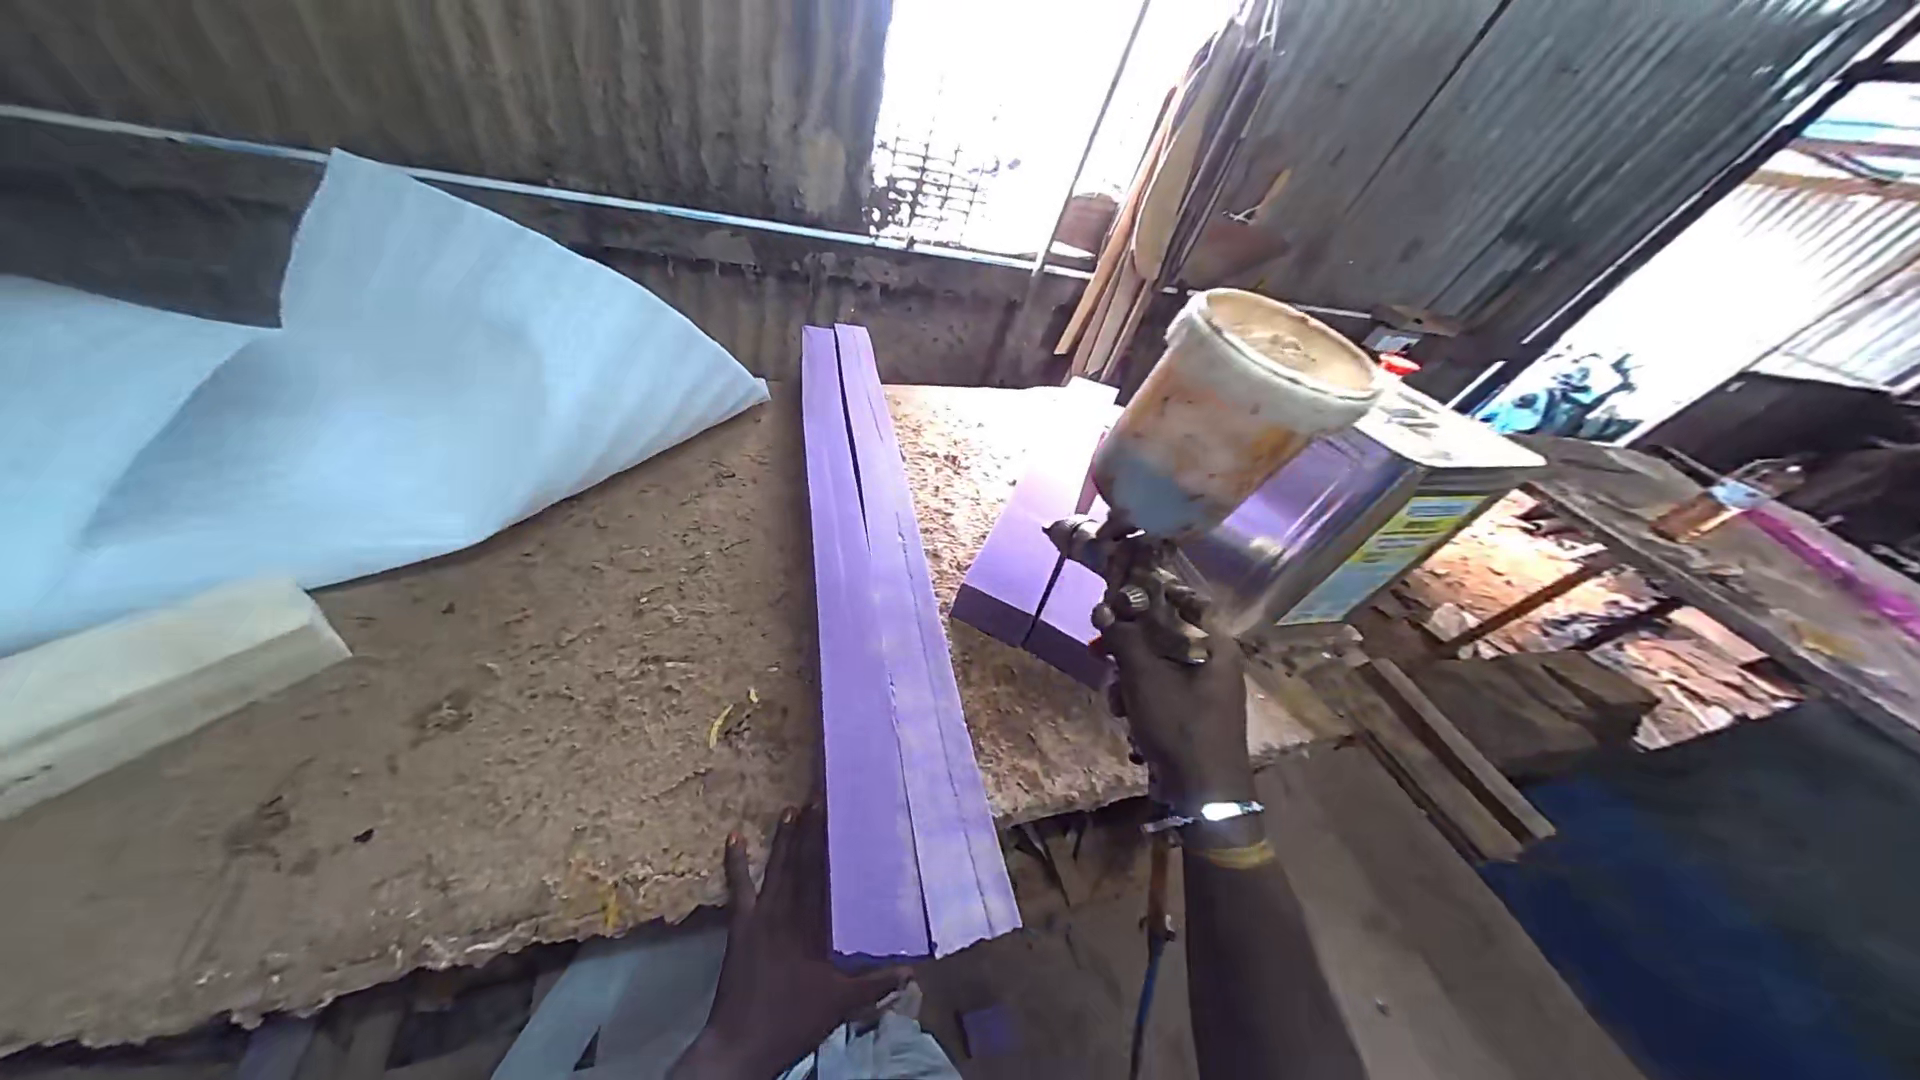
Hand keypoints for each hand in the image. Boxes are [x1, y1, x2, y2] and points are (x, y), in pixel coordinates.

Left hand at [670, 805, 907, 1079]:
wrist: (740, 1046)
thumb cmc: (793, 1021)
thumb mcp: (840, 1005)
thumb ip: (875, 984)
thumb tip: (913, 970)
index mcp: (814, 927)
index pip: (824, 876)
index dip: (830, 844)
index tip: (838, 815)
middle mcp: (789, 912)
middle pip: (803, 864)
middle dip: (811, 830)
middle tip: (818, 797)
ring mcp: (762, 917)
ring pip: (777, 869)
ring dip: (784, 839)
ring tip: (791, 808)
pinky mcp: (741, 926)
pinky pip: (739, 889)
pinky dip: (735, 863)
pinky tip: (734, 838)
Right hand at [1097, 594, 1254, 814]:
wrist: (1203, 794)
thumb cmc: (1179, 724)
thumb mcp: (1145, 677)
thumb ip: (1124, 638)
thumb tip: (1103, 607)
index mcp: (1215, 644)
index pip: (1182, 601)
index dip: (1147, 596)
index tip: (1116, 600)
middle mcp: (1213, 660)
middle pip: (1163, 634)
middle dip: (1127, 645)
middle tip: (1099, 649)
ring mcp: (1203, 688)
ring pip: (1156, 663)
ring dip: (1128, 677)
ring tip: (1115, 698)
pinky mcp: (1190, 711)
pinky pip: (1160, 688)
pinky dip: (1139, 697)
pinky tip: (1125, 715)